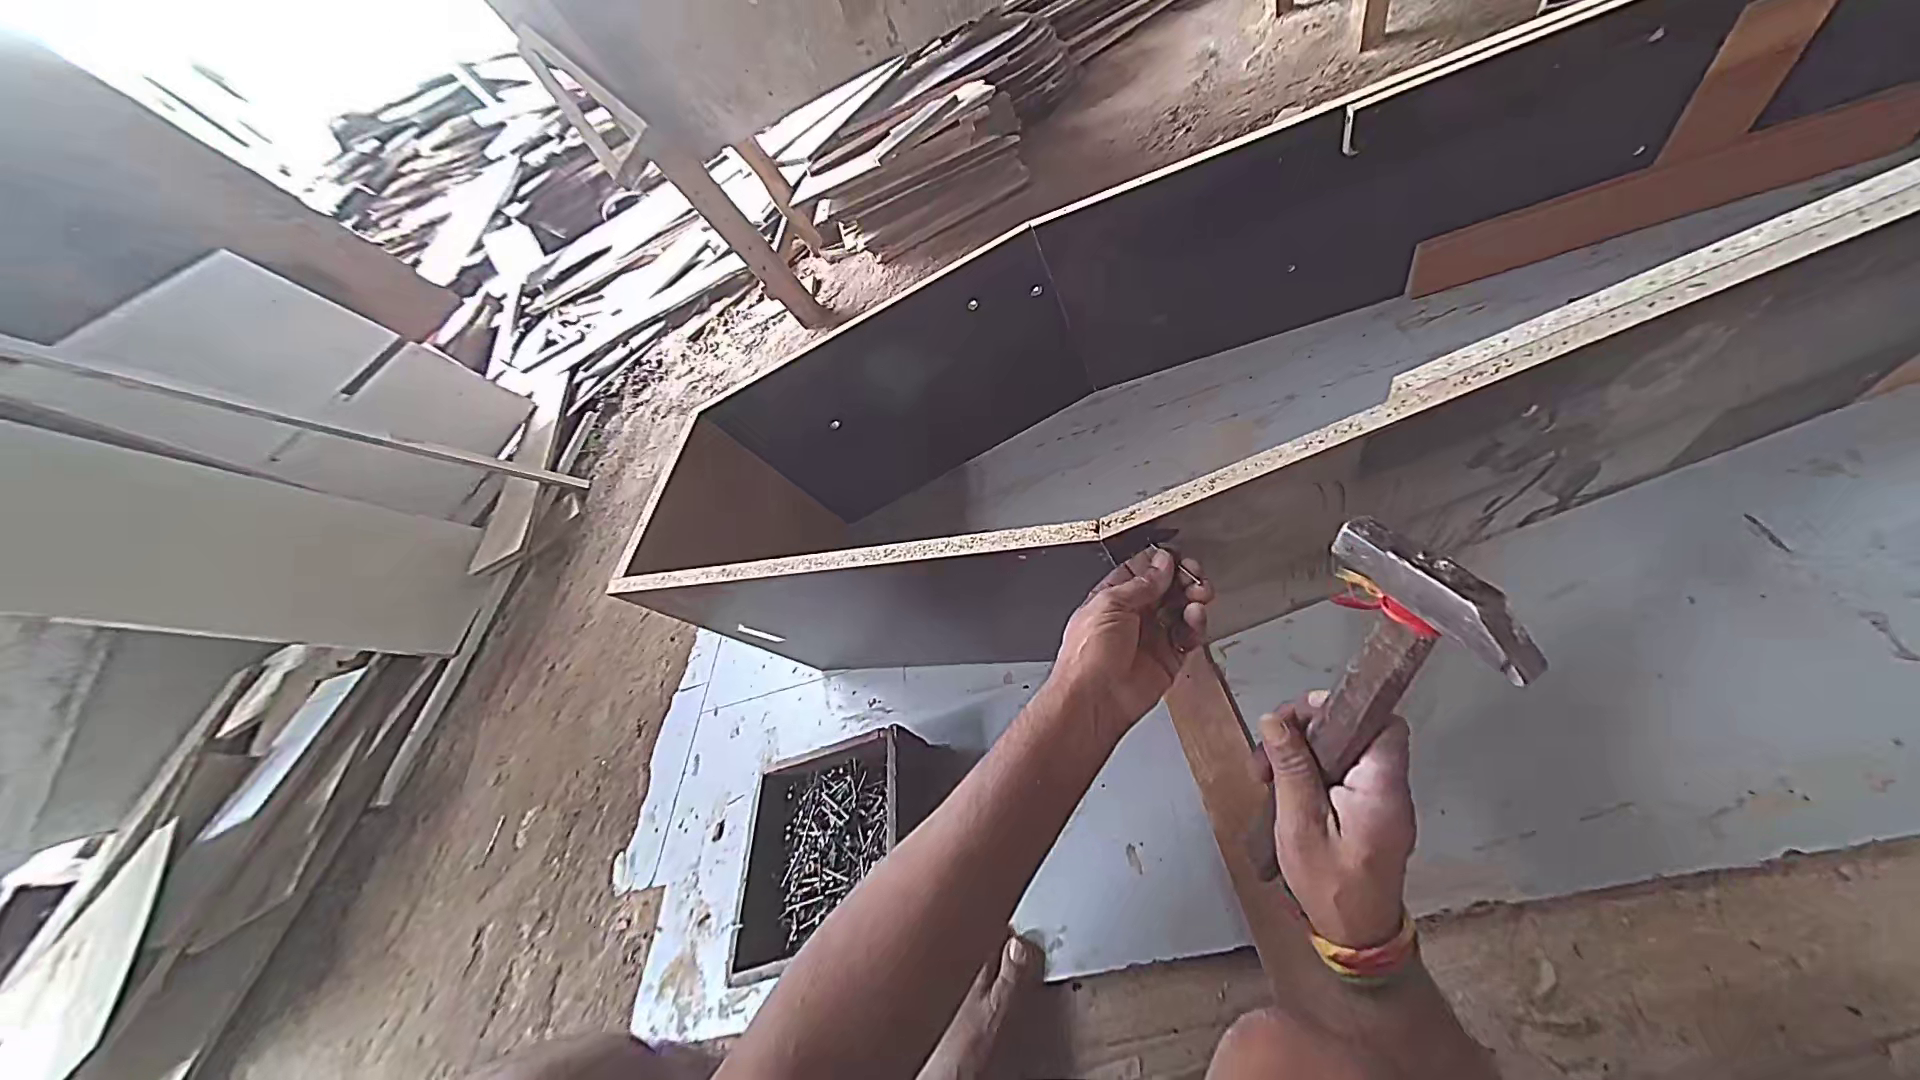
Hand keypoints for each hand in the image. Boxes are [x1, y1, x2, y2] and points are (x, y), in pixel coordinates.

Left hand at [1049, 547, 1211, 740]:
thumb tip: (1161, 564)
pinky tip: (1194, 616)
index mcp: (1111, 598)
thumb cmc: (1087, 655)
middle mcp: (1132, 616)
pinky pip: (1189, 635)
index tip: (1175, 556)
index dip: (1159, 562)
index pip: (1140, 572)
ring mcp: (1150, 637)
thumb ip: (1141, 584)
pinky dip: (1196, 624)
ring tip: (1198, 594)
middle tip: (1193, 574)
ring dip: (1193, 598)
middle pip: (1165, 589)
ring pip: (1181, 609)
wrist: (1093, 698)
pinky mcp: (1167, 658)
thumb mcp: (1110, 604)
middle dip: (1182, 578)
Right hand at [1255, 693, 1414, 948]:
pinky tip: (1279, 786)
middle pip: (1354, 732)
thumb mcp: (1299, 825)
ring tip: (1265, 773)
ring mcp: (1378, 800)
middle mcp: (1387, 789)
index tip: (1299, 715)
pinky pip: (1338, 772)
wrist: (1354, 939)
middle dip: (1305, 729)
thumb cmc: (1329, 885)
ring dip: (1299, 751)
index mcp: (1381, 790)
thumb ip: (1291, 769)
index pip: (1383, 726)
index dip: (1343, 709)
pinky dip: (1307, 770)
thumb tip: (1275, 720)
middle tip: (1268, 749)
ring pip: (1340, 750)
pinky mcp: (1366, 810)